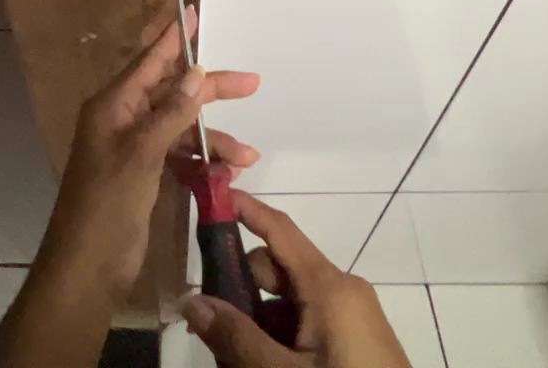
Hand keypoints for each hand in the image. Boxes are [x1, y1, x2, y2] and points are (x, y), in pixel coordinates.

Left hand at [36, 9, 259, 296]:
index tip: (193, 12)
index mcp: (113, 105)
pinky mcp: (144, 176)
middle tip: (251, 84)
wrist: (87, 268)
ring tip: (246, 157)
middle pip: (172, 93)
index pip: (149, 62)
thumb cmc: (107, 204)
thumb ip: (170, 112)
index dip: (173, 39)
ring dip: (212, 138)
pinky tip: (227, 174)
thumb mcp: (141, 153)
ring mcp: (134, 149)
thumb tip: (196, 72)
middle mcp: (123, 120)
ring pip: (181, 128)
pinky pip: (179, 156)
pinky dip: (202, 162)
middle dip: (210, 91)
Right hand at [184, 192, 411, 367]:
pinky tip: (259, 365)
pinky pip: (307, 326)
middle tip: (206, 325)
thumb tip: (191, 301)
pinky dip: (279, 339)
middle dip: (239, 289)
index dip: (243, 209)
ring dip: (256, 322)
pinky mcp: (356, 345)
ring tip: (230, 359)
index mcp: (330, 286)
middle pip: (277, 269)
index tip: (209, 197)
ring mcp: (352, 319)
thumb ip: (237, 339)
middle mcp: (342, 291)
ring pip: (289, 303)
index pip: (279, 228)